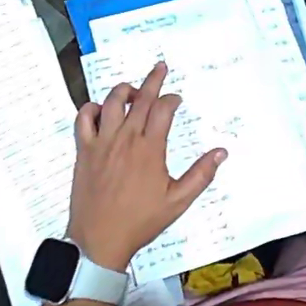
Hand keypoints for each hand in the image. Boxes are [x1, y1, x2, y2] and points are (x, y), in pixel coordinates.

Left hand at [65, 62, 225, 271]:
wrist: (99, 239)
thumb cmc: (140, 221)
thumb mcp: (178, 201)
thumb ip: (200, 175)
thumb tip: (221, 152)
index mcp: (150, 149)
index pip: (163, 109)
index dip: (171, 99)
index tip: (176, 99)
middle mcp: (126, 139)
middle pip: (140, 98)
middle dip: (153, 80)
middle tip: (160, 67)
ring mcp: (102, 143)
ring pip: (111, 102)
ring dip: (124, 90)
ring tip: (133, 88)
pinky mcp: (84, 151)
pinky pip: (84, 119)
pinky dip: (92, 108)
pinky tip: (101, 110)